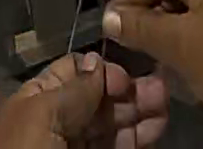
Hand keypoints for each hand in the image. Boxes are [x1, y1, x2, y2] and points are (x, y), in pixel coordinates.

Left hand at [0, 52, 167, 148]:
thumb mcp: (41, 117)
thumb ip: (71, 92)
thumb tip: (97, 62)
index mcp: (37, 100)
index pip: (72, 72)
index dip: (100, 69)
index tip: (127, 74)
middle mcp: (58, 123)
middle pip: (97, 100)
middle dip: (128, 90)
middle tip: (162, 86)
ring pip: (112, 126)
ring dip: (139, 113)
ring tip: (166, 103)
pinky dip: (138, 139)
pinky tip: (157, 128)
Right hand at [102, 0, 202, 141]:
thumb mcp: (180, 47)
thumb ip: (140, 27)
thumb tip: (110, 17)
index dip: (127, 1)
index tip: (107, 28)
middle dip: (148, 20)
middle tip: (128, 48)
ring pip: (185, 11)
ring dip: (167, 36)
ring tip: (154, 64)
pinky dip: (189, 45)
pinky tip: (183, 72)